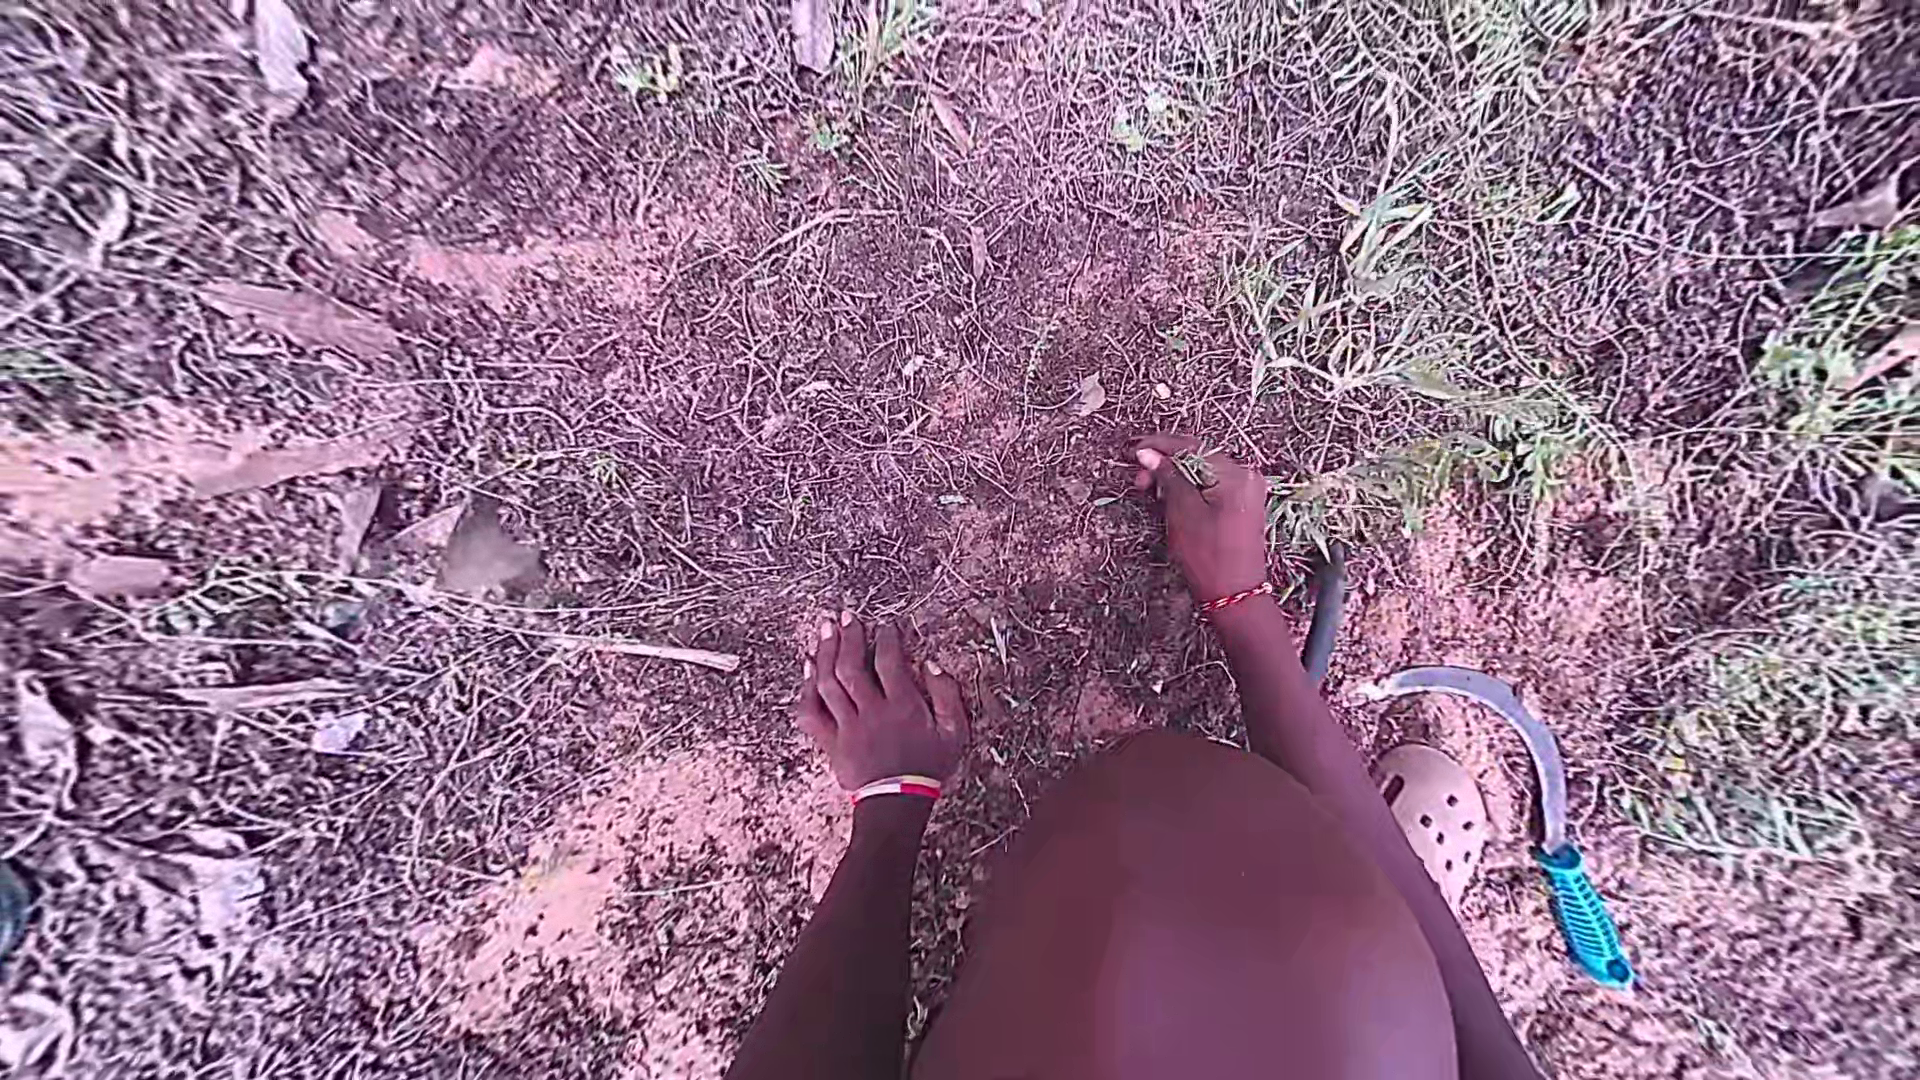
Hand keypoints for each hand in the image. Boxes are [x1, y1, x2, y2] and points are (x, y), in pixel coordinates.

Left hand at [797, 612, 968, 789]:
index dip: (886, 639)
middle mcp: (871, 711)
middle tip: (845, 616)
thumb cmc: (928, 767)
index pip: (889, 662)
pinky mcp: (830, 741)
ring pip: (829, 683)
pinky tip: (808, 666)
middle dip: (848, 637)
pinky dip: (806, 688)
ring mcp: (847, 726)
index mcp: (902, 706)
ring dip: (826, 653)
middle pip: (852, 666)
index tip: (886, 626)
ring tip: (825, 629)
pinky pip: (811, 712)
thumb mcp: (954, 732)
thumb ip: (946, 695)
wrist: (897, 805)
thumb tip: (931, 664)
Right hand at [1131, 434, 1271, 603]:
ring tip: (1149, 490)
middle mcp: (1245, 477)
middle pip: (1197, 457)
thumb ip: (1167, 477)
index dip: (1159, 446)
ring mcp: (1244, 492)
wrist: (1233, 594)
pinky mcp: (1239, 505)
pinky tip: (1168, 497)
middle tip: (1138, 478)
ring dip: (1173, 476)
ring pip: (1200, 472)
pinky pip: (1208, 485)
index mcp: (1235, 475)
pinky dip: (1186, 488)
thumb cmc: (1208, 557)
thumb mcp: (1182, 512)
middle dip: (1164, 463)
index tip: (1134, 450)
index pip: (1192, 446)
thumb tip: (1148, 454)